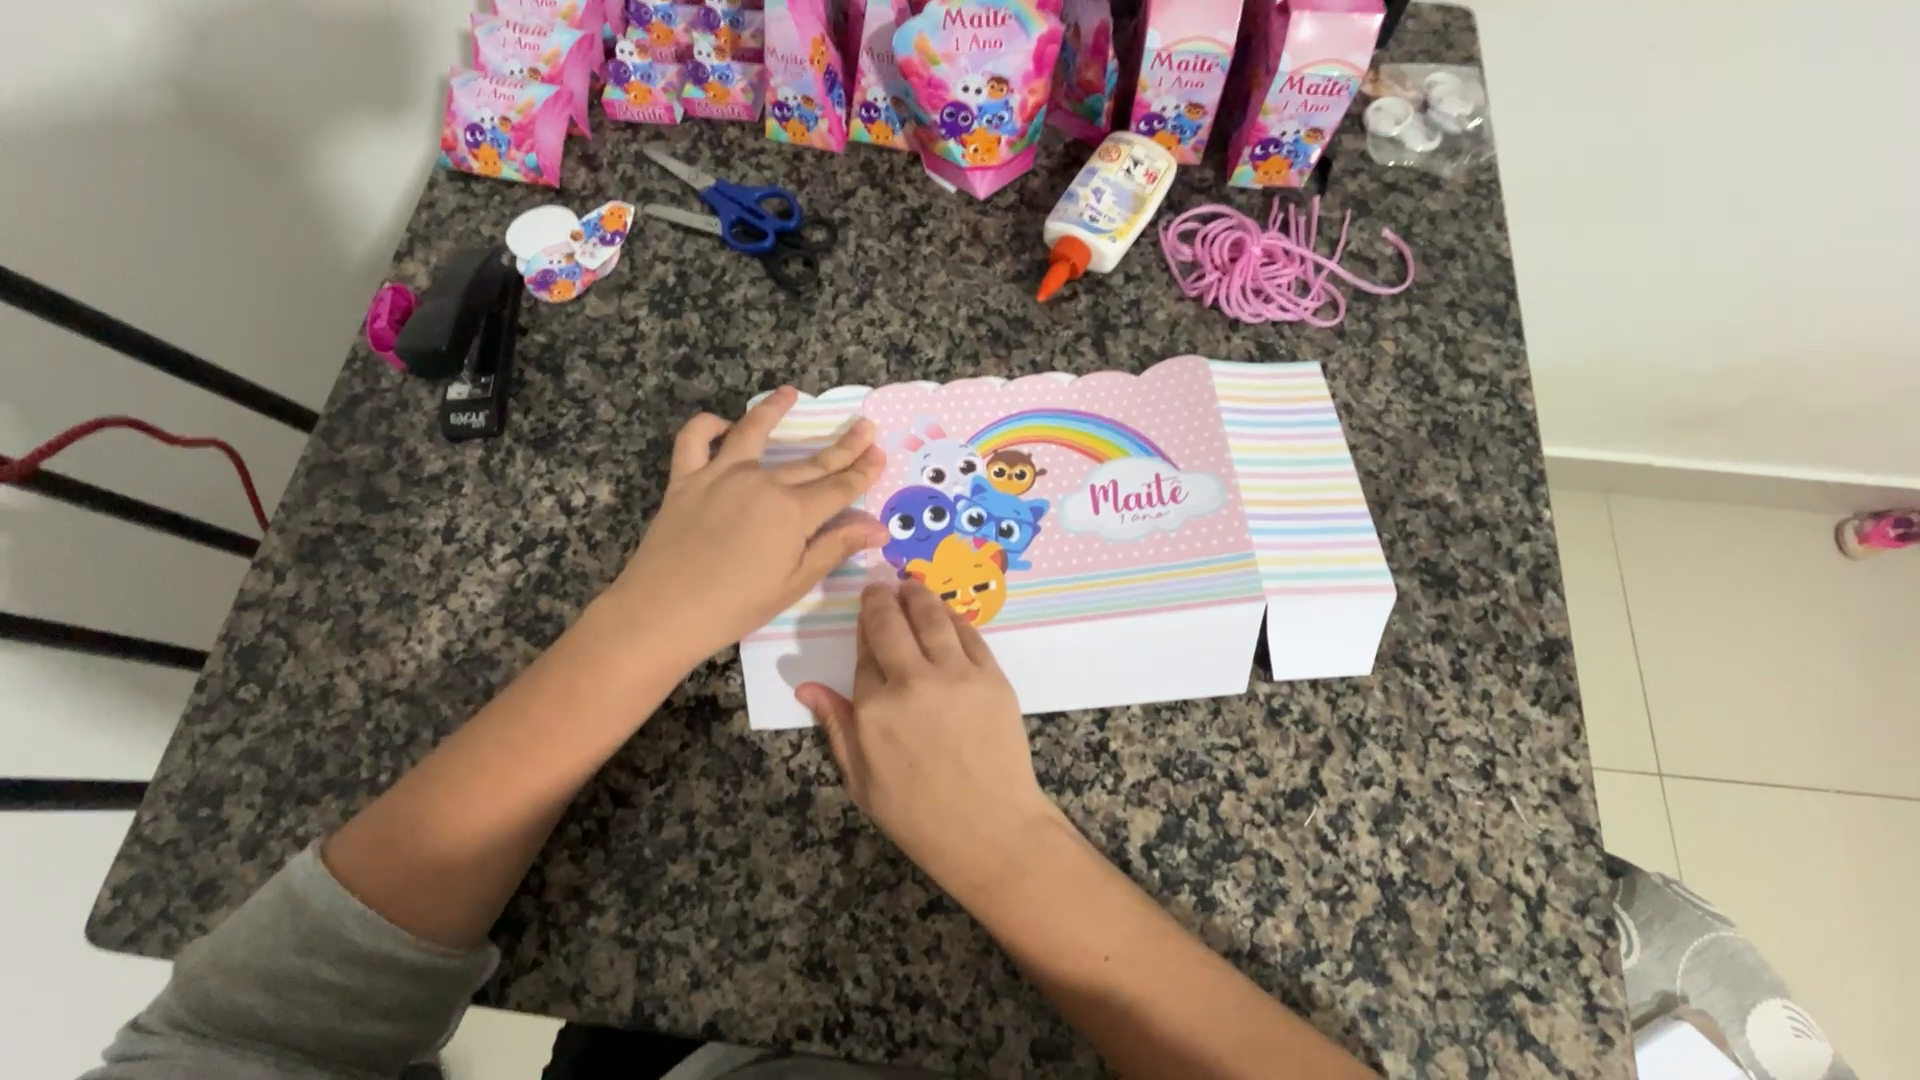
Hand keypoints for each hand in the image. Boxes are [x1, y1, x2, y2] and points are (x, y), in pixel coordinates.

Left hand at [607, 387, 886, 662]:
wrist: (663, 611)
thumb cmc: (736, 606)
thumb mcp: (795, 582)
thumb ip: (836, 547)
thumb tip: (879, 527)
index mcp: (793, 512)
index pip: (840, 487)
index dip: (863, 471)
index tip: (880, 453)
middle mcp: (762, 482)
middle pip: (812, 462)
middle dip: (843, 446)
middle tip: (864, 427)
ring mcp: (721, 475)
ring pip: (752, 432)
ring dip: (774, 410)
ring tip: (790, 393)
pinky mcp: (685, 479)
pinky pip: (694, 441)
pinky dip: (707, 426)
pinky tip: (721, 424)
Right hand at [797, 582, 1060, 897]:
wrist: (990, 829)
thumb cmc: (918, 815)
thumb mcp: (862, 781)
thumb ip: (837, 727)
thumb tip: (806, 688)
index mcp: (873, 709)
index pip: (863, 652)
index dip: (863, 630)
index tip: (863, 614)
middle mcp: (912, 681)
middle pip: (892, 623)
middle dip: (881, 599)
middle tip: (879, 587)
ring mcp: (956, 675)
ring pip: (932, 618)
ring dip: (918, 596)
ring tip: (910, 586)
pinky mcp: (992, 677)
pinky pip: (969, 634)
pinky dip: (953, 618)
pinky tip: (946, 613)